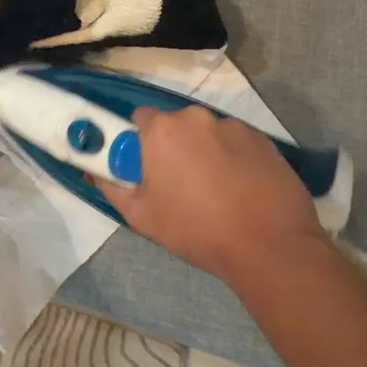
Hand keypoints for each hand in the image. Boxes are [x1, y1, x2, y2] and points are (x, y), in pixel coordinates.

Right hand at [90, 106, 328, 286]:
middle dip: (175, 145)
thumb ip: (111, 187)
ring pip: (208, 133)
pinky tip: (243, 188)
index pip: (141, 118)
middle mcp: (196, 118)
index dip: (141, 140)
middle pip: (176, 124)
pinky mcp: (264, 141)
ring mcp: (233, 127)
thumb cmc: (197, 230)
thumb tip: (94, 172)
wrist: (271, 249)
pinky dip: (235, 157)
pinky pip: (238, 142)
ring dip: (206, 150)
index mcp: (161, 130)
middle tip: (182, 181)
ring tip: (218, 188)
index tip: (149, 165)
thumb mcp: (141, 216)